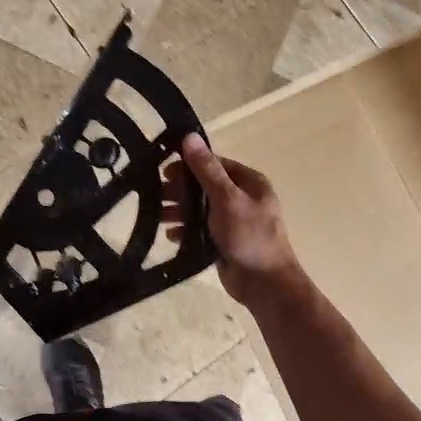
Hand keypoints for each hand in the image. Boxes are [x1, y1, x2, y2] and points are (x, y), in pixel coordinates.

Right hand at [163, 134, 304, 308]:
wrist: (265, 284)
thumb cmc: (249, 236)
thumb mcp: (227, 199)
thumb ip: (206, 170)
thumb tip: (189, 137)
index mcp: (249, 183)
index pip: (215, 164)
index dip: (190, 165)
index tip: (164, 172)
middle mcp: (242, 198)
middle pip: (205, 187)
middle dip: (181, 190)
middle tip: (155, 196)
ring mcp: (233, 222)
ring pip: (201, 209)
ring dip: (180, 210)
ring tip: (157, 216)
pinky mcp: (224, 242)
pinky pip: (201, 230)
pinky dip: (186, 230)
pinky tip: (171, 236)